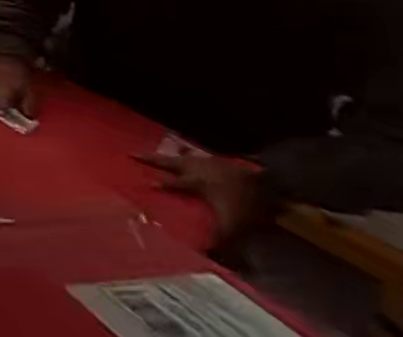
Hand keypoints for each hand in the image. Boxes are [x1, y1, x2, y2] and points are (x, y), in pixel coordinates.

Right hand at [135, 152, 266, 244]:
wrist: (268, 184)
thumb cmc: (246, 204)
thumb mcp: (233, 225)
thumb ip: (221, 240)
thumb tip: (207, 255)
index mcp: (192, 182)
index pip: (169, 183)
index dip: (157, 183)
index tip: (145, 182)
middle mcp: (194, 168)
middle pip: (167, 161)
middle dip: (150, 159)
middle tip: (134, 153)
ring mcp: (207, 161)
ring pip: (185, 153)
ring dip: (176, 152)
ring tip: (170, 148)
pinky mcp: (221, 160)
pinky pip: (202, 154)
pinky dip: (196, 153)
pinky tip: (199, 153)